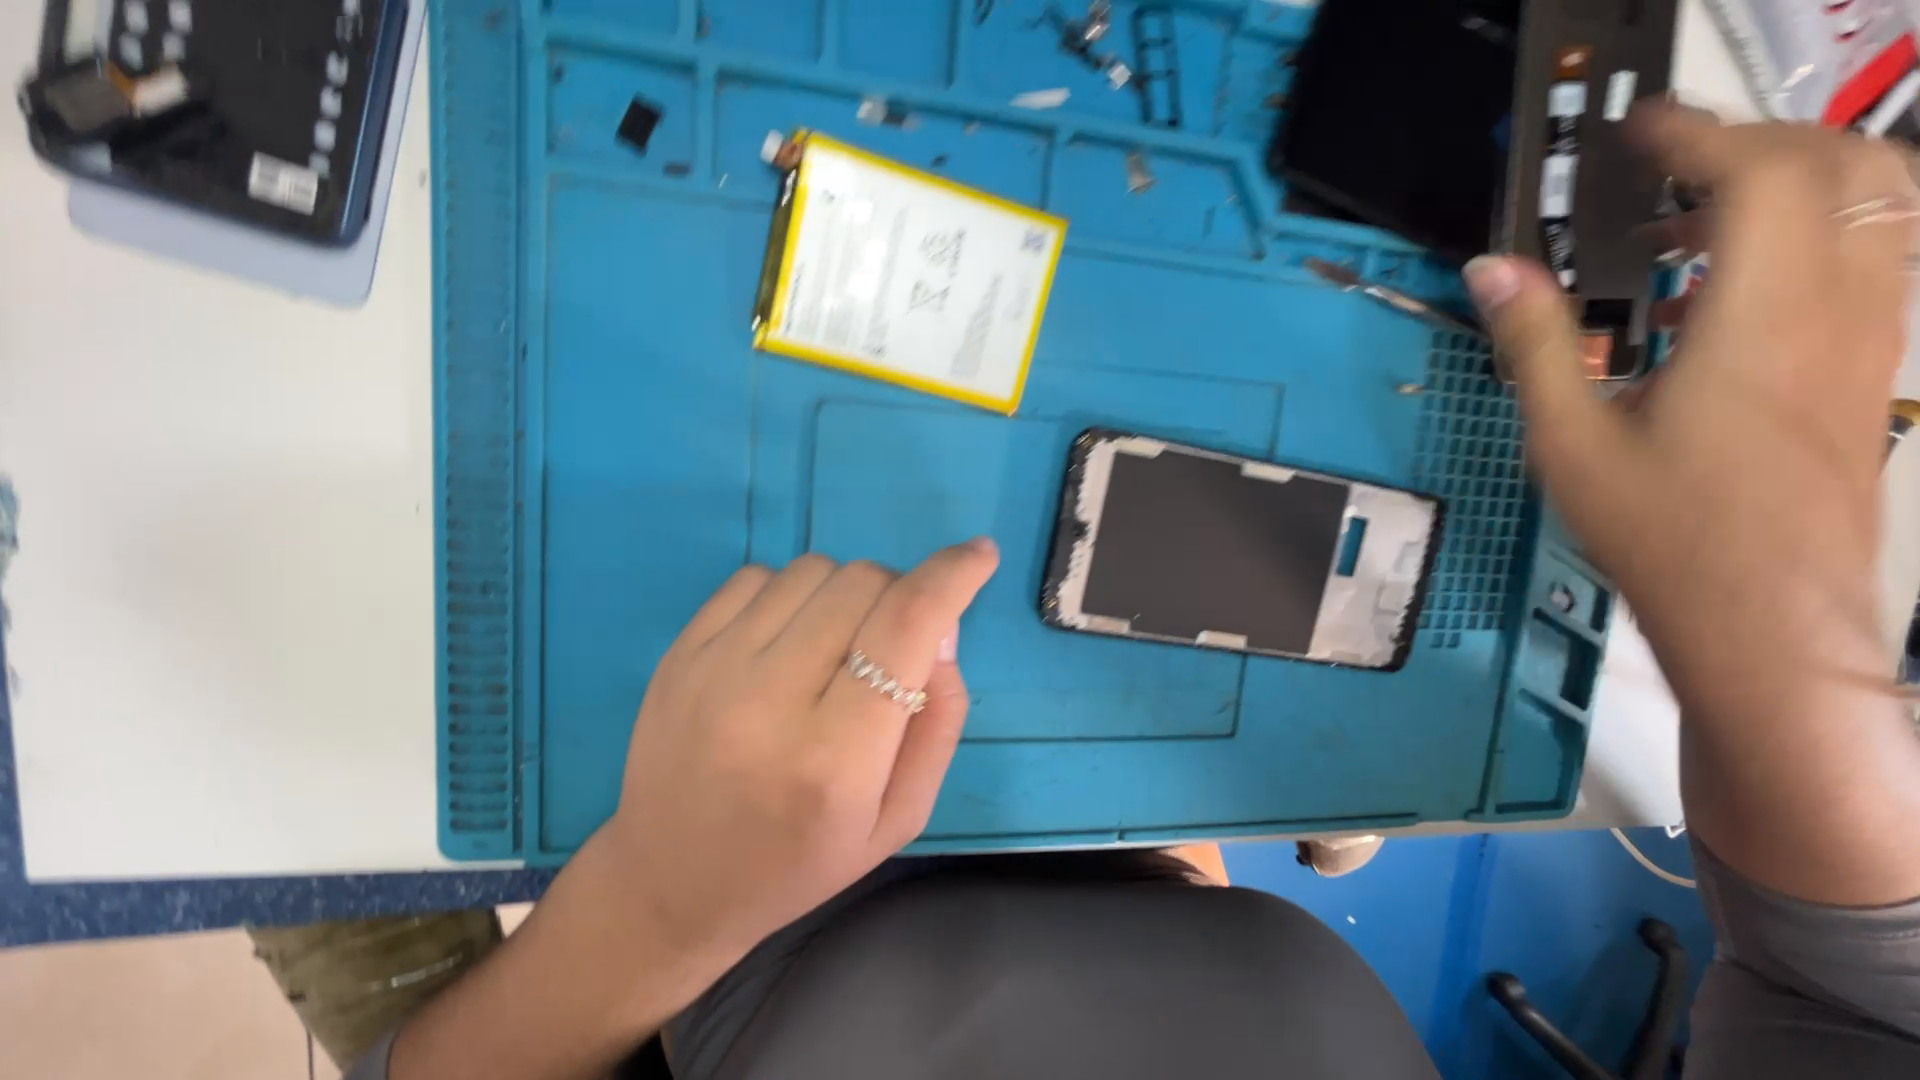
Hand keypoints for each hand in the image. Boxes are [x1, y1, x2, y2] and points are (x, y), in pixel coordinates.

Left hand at [595, 538, 999, 973]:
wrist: (674, 882)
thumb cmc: (799, 862)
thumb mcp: (899, 819)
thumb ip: (939, 722)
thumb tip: (943, 630)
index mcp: (836, 758)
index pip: (906, 625)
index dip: (952, 576)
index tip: (980, 554)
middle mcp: (770, 701)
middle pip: (863, 582)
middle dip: (901, 594)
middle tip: (894, 640)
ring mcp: (714, 668)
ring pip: (812, 569)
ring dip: (846, 592)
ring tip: (836, 646)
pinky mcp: (680, 651)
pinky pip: (757, 576)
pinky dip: (792, 593)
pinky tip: (787, 642)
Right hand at [1463, 104, 1909, 708]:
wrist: (1764, 614)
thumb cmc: (1658, 528)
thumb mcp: (1568, 438)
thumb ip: (1534, 342)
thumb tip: (1492, 268)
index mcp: (1759, 321)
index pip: (1762, 177)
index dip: (1699, 133)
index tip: (1639, 126)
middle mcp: (1839, 309)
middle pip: (1845, 166)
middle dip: (1753, 140)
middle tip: (1665, 166)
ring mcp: (1872, 336)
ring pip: (1885, 202)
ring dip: (1799, 177)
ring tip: (1702, 213)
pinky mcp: (1873, 366)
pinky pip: (1881, 254)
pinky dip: (1822, 226)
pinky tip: (1743, 278)